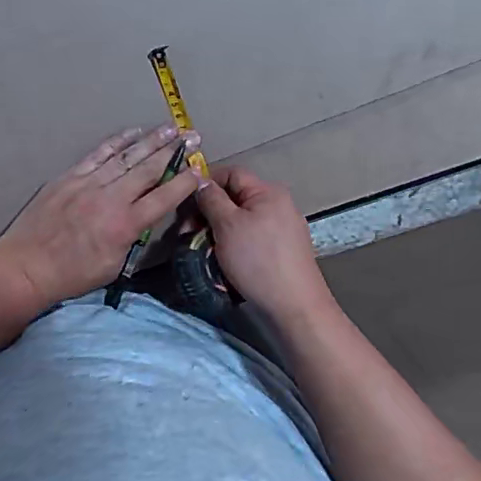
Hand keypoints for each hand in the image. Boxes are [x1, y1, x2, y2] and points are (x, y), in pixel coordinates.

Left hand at [0, 124, 201, 314]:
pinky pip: (99, 154)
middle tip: (193, 137)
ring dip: (151, 140)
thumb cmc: (72, 275)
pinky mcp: (70, 176)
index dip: (185, 183)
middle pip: (148, 169)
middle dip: (174, 152)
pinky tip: (133, 132)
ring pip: (126, 156)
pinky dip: (117, 141)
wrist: (27, 265)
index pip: (164, 198)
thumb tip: (143, 219)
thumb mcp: (113, 266)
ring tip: (171, 128)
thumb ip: (132, 239)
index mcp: (125, 225)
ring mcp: (89, 183)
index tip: (200, 170)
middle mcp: (111, 199)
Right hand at [194, 165, 333, 320]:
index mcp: (268, 192)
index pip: (230, 173)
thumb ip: (211, 198)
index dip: (206, 183)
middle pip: (234, 197)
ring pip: (240, 219)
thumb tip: (199, 180)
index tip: (186, 204)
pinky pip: (250, 237)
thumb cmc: (258, 260)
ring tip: (205, 249)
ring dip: (218, 231)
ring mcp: (282, 228)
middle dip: (209, 212)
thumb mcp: (227, 225)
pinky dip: (233, 244)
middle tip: (190, 233)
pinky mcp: (282, 249)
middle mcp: (278, 205)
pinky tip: (224, 260)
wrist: (295, 307)